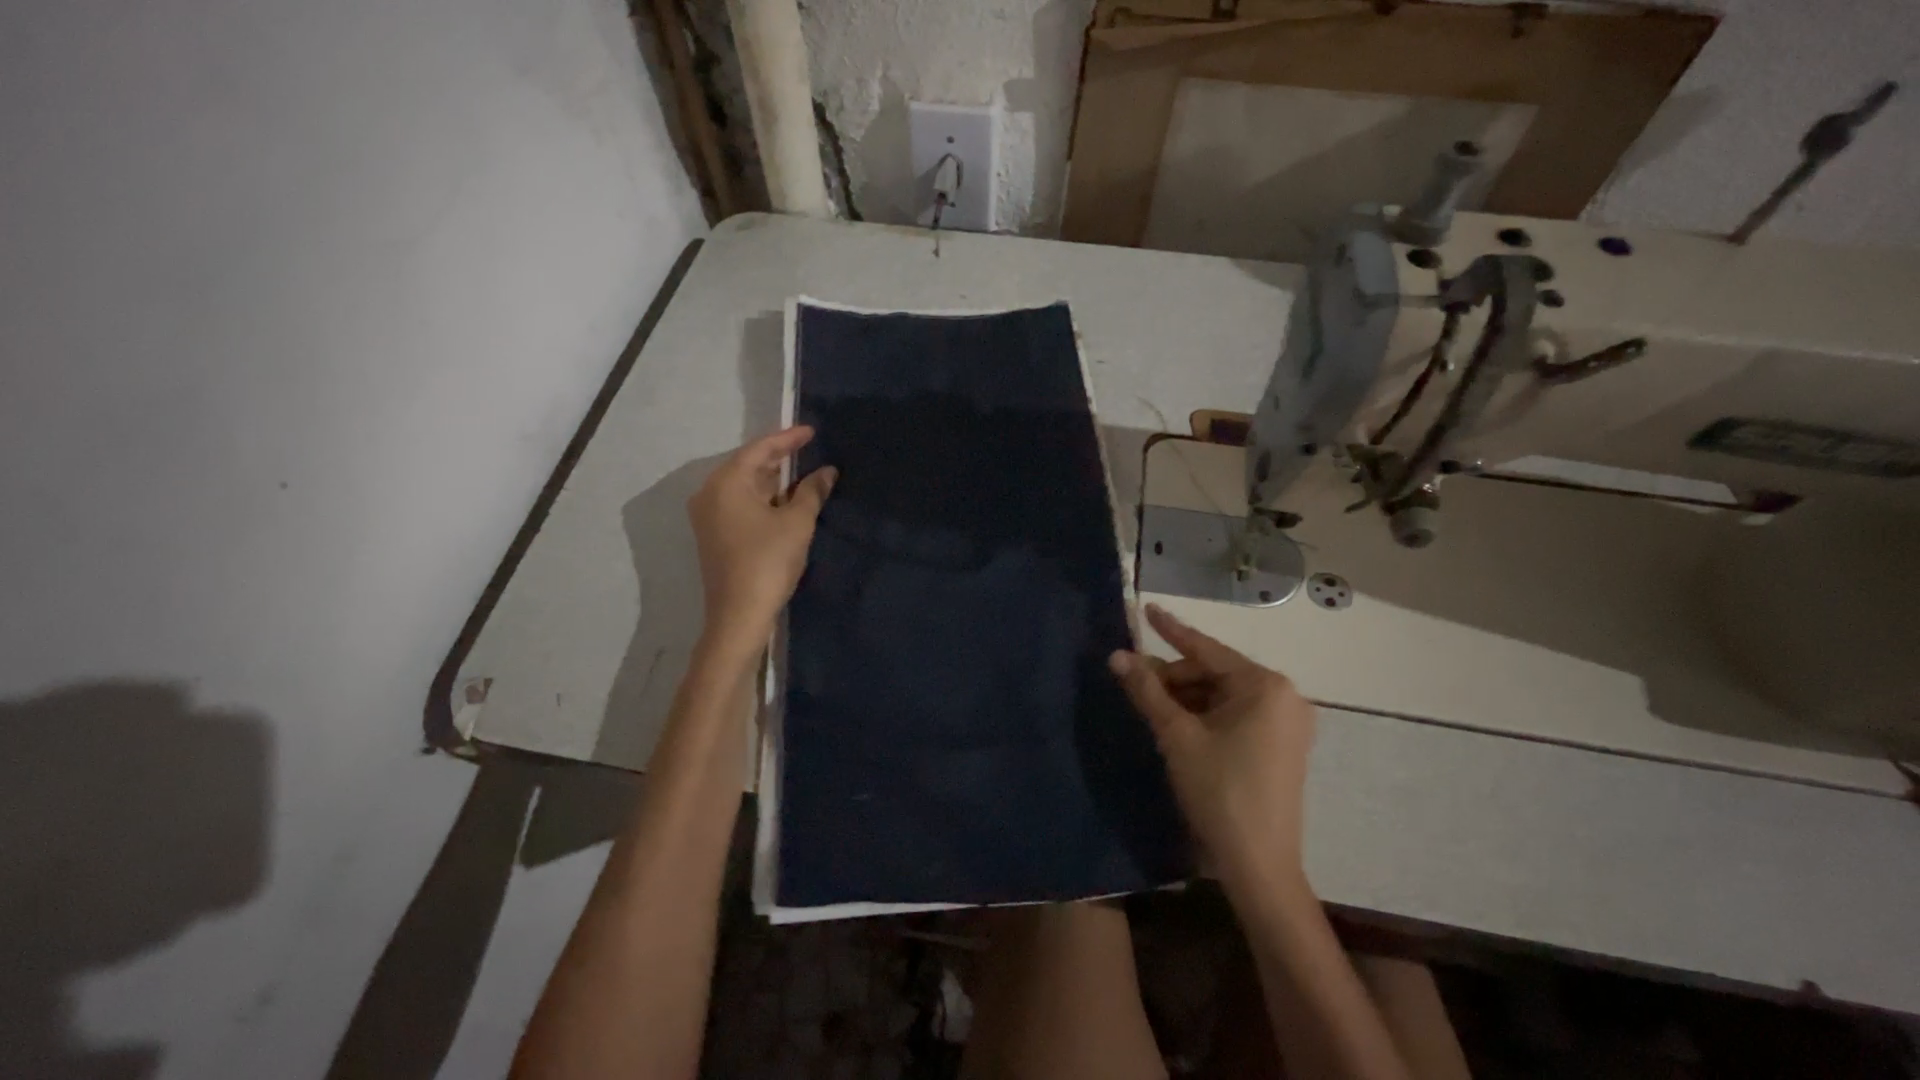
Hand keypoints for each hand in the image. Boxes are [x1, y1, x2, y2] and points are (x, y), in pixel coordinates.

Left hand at [687, 426, 836, 646]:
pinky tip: (786, 501)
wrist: (739, 615)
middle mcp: (710, 493)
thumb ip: (812, 491)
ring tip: (802, 473)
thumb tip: (827, 472)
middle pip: (747, 466)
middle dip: (778, 459)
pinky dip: (763, 499)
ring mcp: (708, 516)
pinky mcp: (714, 536)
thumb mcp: (797, 523)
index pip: (759, 449)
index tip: (811, 431)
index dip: (788, 439)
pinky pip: (740, 504)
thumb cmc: (768, 561)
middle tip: (808, 450)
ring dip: (772, 481)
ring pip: (744, 487)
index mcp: (726, 483)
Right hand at [1109, 603, 1315, 883]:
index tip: (1147, 609)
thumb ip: (1147, 691)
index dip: (1172, 631)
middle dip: (1175, 677)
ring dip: (1187, 698)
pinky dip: (1206, 716)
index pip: (1208, 649)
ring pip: (1225, 696)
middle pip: (1216, 673)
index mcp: (1265, 686)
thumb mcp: (1177, 736)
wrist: (1259, 862)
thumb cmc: (1219, 790)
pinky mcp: (1283, 747)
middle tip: (1133, 681)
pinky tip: (1176, 725)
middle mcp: (1284, 696)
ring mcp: (1287, 723)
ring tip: (1149, 706)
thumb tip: (1117, 655)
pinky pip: (1238, 716)